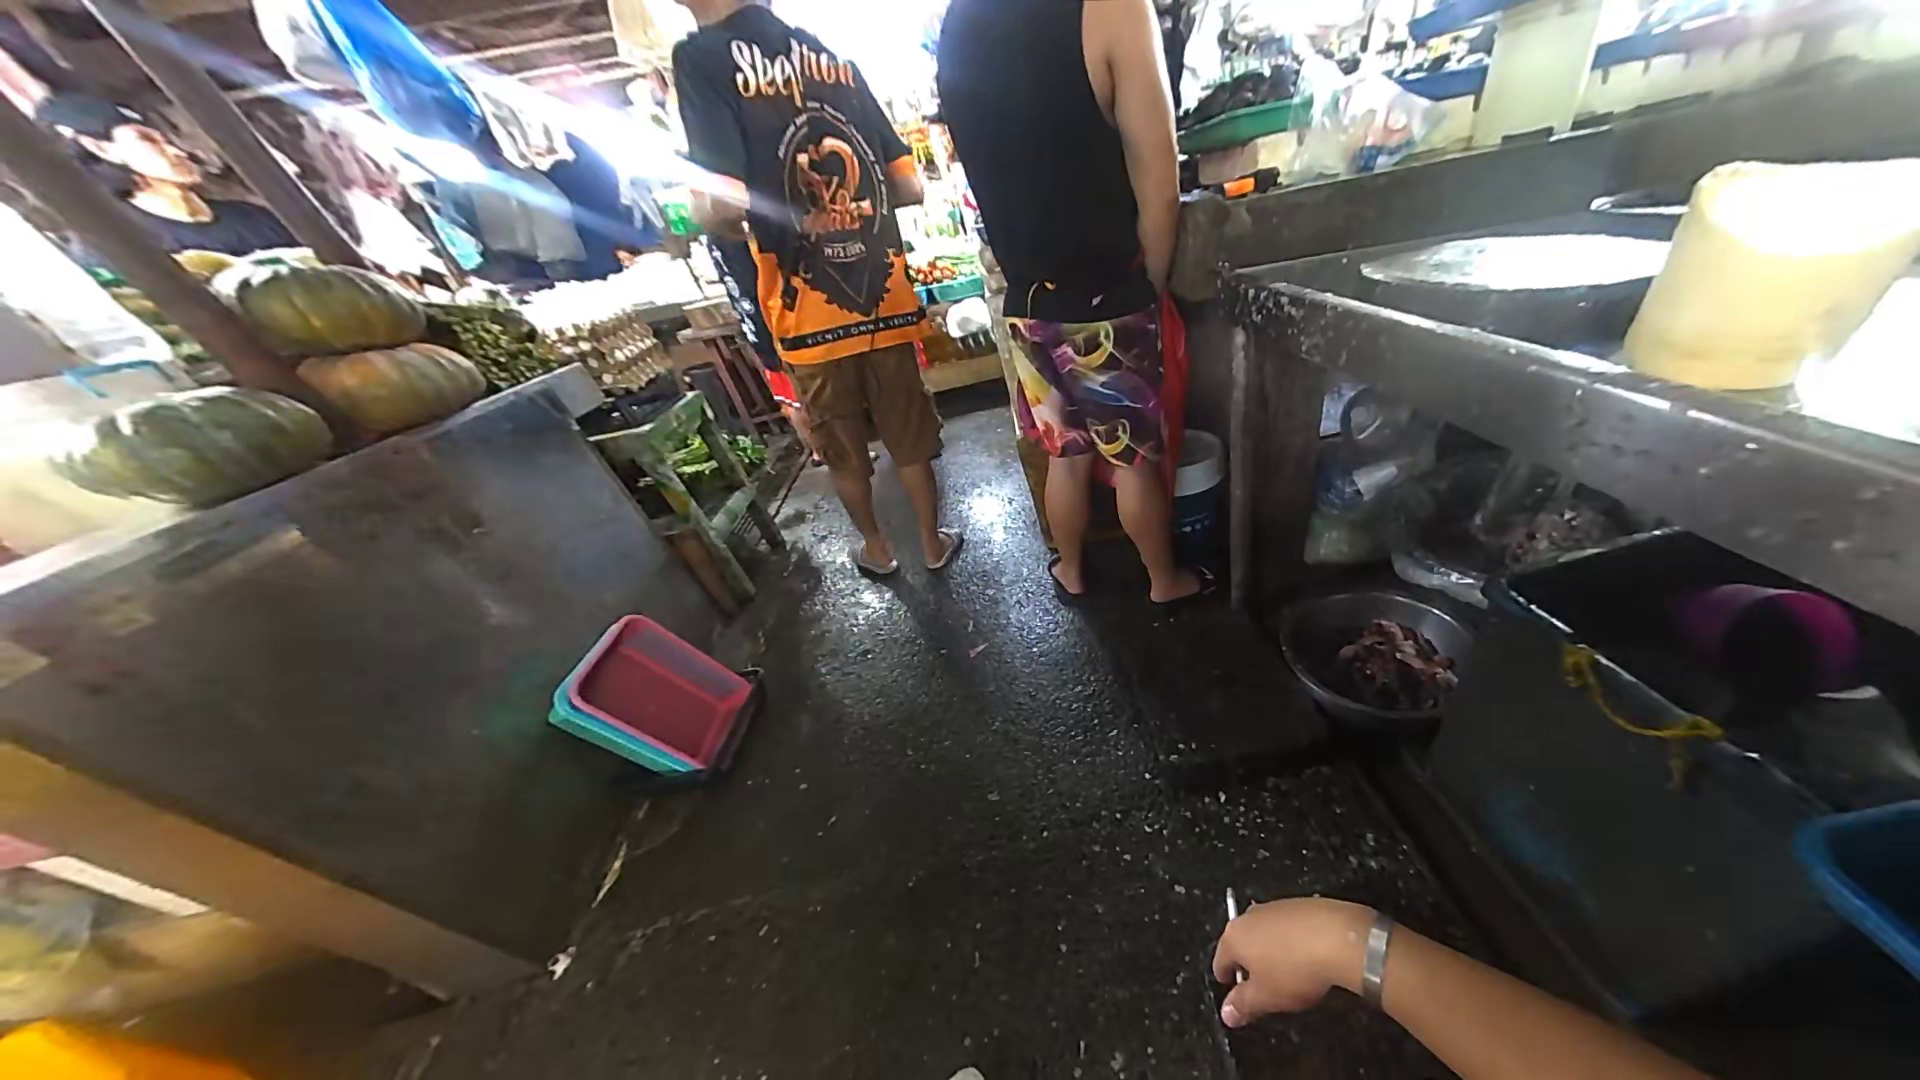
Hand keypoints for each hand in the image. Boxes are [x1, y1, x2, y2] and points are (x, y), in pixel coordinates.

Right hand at [1211, 897, 1374, 1027]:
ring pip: (1263, 933)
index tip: (1236, 994)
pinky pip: (1285, 925)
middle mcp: (1247, 917)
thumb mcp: (1267, 998)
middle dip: (1249, 964)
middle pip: (1240, 944)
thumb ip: (1244, 1005)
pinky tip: (1305, 954)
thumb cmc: (1295, 969)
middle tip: (1265, 987)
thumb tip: (1226, 1013)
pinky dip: (1289, 939)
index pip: (1220, 961)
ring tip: (1288, 972)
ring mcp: (1271, 907)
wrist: (1337, 938)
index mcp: (1233, 937)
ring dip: (1269, 950)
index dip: (1226, 980)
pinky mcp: (1295, 904)